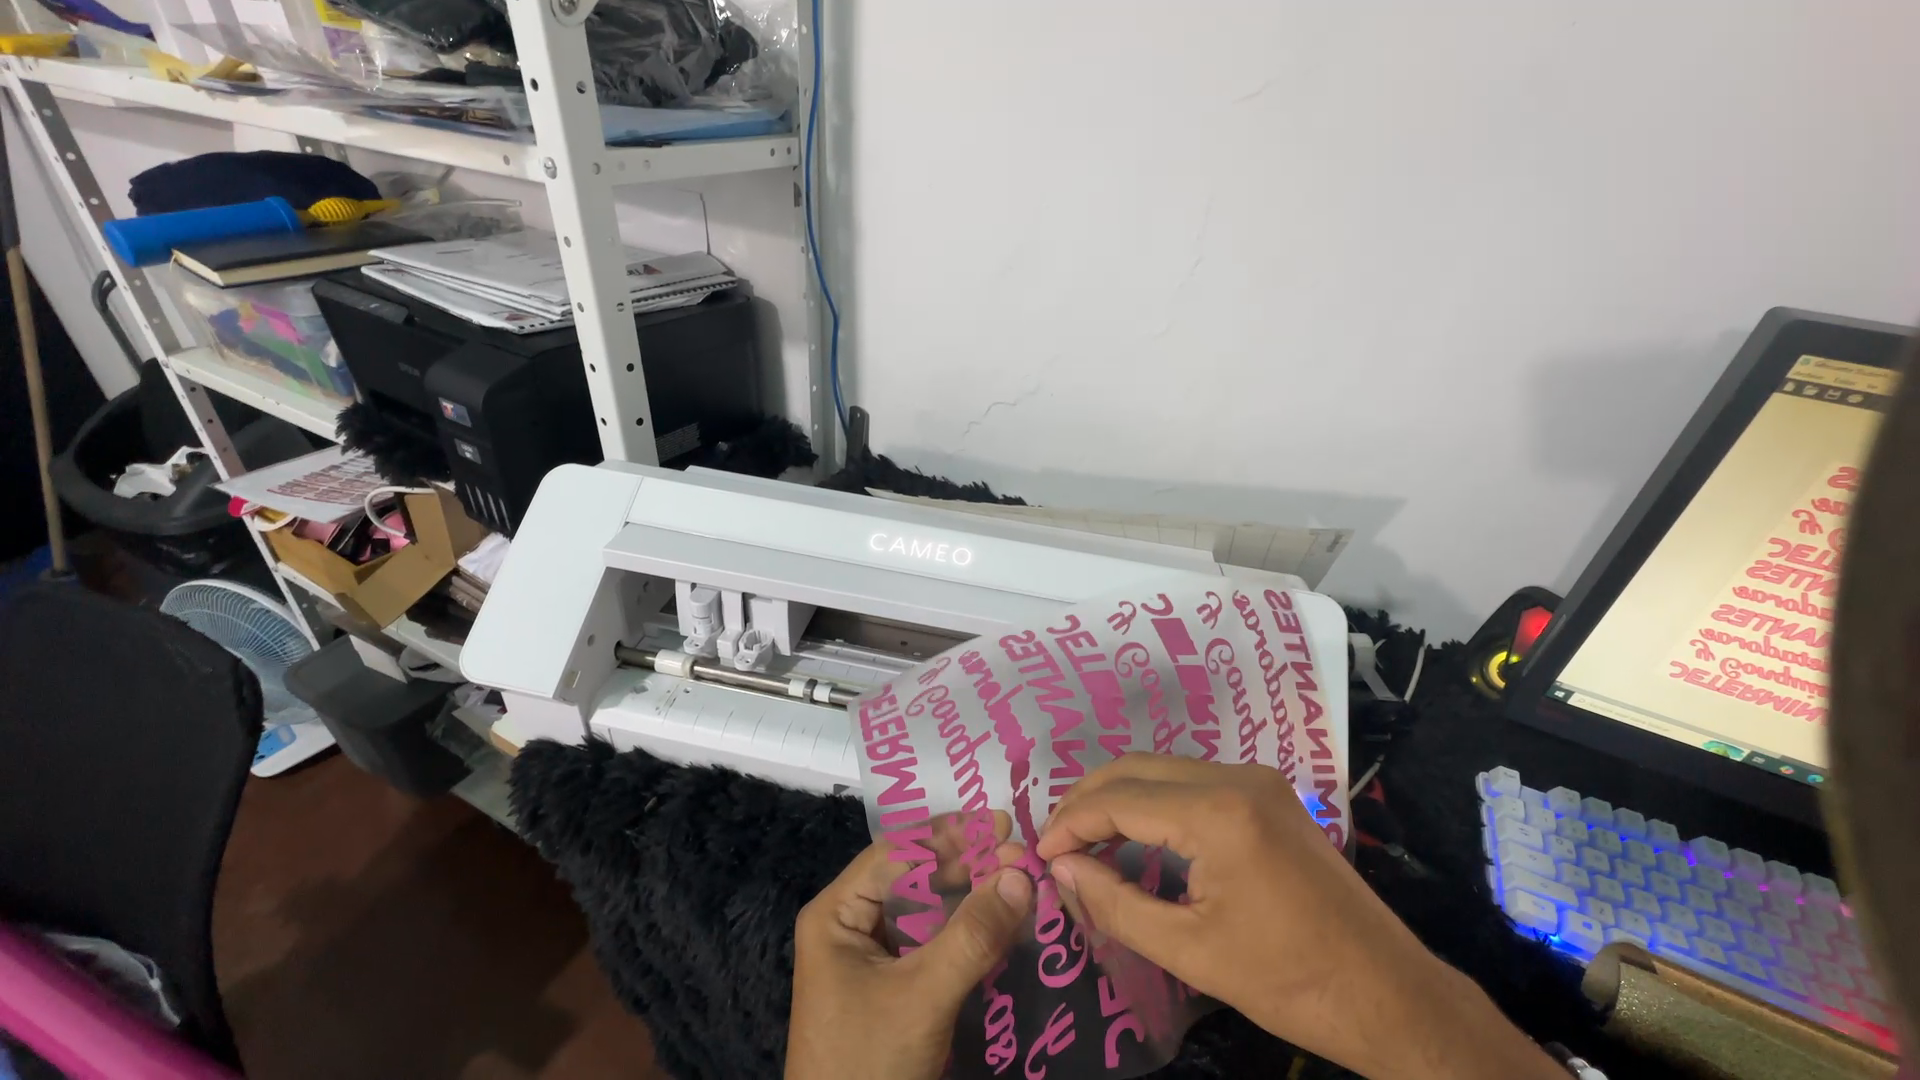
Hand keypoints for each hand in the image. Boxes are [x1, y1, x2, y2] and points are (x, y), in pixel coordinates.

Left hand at [786, 827, 1034, 1079]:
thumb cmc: (868, 1061)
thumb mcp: (922, 996)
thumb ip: (972, 935)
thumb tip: (1021, 875)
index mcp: (836, 913)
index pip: (896, 853)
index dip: (950, 835)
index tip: (1001, 824)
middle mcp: (848, 923)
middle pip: (911, 875)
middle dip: (965, 862)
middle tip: (1017, 849)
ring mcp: (869, 955)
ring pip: (924, 907)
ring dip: (968, 892)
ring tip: (1015, 876)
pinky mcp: (888, 984)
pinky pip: (928, 940)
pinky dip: (962, 928)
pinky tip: (997, 920)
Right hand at [1037, 755, 1561, 1079]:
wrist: (1387, 993)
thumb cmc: (1286, 980)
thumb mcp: (1188, 950)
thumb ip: (1113, 902)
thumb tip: (1060, 867)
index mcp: (1217, 813)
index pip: (1118, 798)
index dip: (1070, 822)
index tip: (1039, 854)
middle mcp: (1236, 777)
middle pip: (1136, 767)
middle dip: (1087, 799)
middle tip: (1055, 841)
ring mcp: (1258, 780)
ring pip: (1163, 768)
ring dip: (1119, 796)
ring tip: (1085, 839)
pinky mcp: (1270, 794)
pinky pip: (1192, 781)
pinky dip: (1154, 800)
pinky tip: (1136, 835)